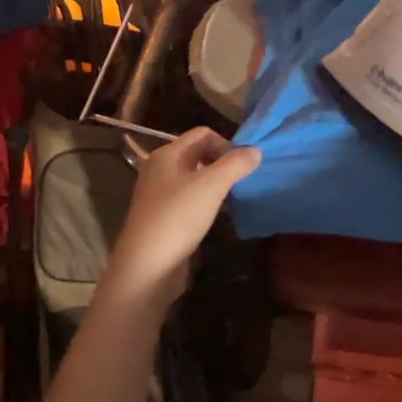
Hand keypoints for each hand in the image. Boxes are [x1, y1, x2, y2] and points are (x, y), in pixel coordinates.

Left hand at [103, 127, 260, 311]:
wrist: (146, 268)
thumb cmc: (177, 218)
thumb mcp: (212, 185)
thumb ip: (236, 164)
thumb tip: (256, 150)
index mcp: (167, 155)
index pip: (202, 134)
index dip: (226, 143)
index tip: (244, 164)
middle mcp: (160, 170)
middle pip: (198, 154)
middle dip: (223, 162)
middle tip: (243, 179)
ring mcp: (160, 195)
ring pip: (195, 179)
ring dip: (216, 183)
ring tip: (236, 196)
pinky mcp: (164, 218)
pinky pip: (190, 200)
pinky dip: (207, 202)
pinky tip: (219, 215)